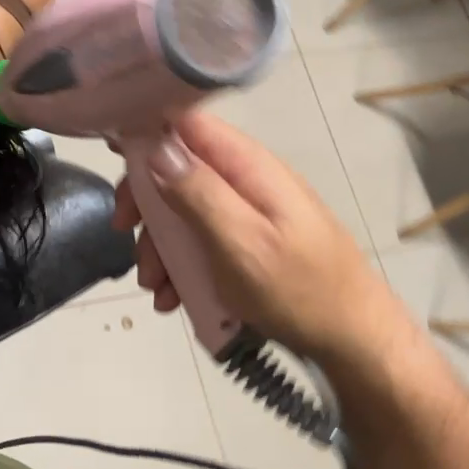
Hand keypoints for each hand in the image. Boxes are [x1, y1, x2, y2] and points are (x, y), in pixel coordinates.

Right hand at [112, 113, 412, 367]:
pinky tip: (174, 298)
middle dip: (145, 204)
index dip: (147, 134)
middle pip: (177, 171)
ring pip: (182, 212)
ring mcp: (247, 213)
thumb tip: (154, 146)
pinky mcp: (246, 243)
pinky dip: (179, 267)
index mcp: (248, 167)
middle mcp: (246, 181)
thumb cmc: (298, 291)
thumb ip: (197, 192)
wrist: (354, 344)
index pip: (188, 124)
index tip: (114, 161)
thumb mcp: (239, 242)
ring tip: (155, 287)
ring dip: (159, 246)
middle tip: (124, 233)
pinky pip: (199, 243)